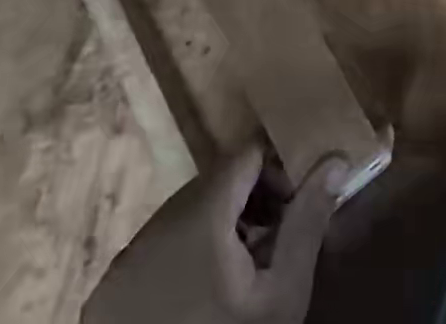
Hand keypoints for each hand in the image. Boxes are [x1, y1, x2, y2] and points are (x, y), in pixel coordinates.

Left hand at [84, 147, 347, 323]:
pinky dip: (189, 247)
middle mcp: (155, 226)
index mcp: (200, 217)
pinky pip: (158, 244)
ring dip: (222, 219)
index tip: (296, 199)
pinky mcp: (109, 291)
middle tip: (279, 230)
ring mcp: (126, 260)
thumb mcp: (284, 289)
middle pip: (215, 180)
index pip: (245, 154)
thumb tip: (335, 160)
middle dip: (253, 194)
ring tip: (248, 260)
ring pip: (185, 210)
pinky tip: (208, 285)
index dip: (277, 165)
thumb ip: (308, 219)